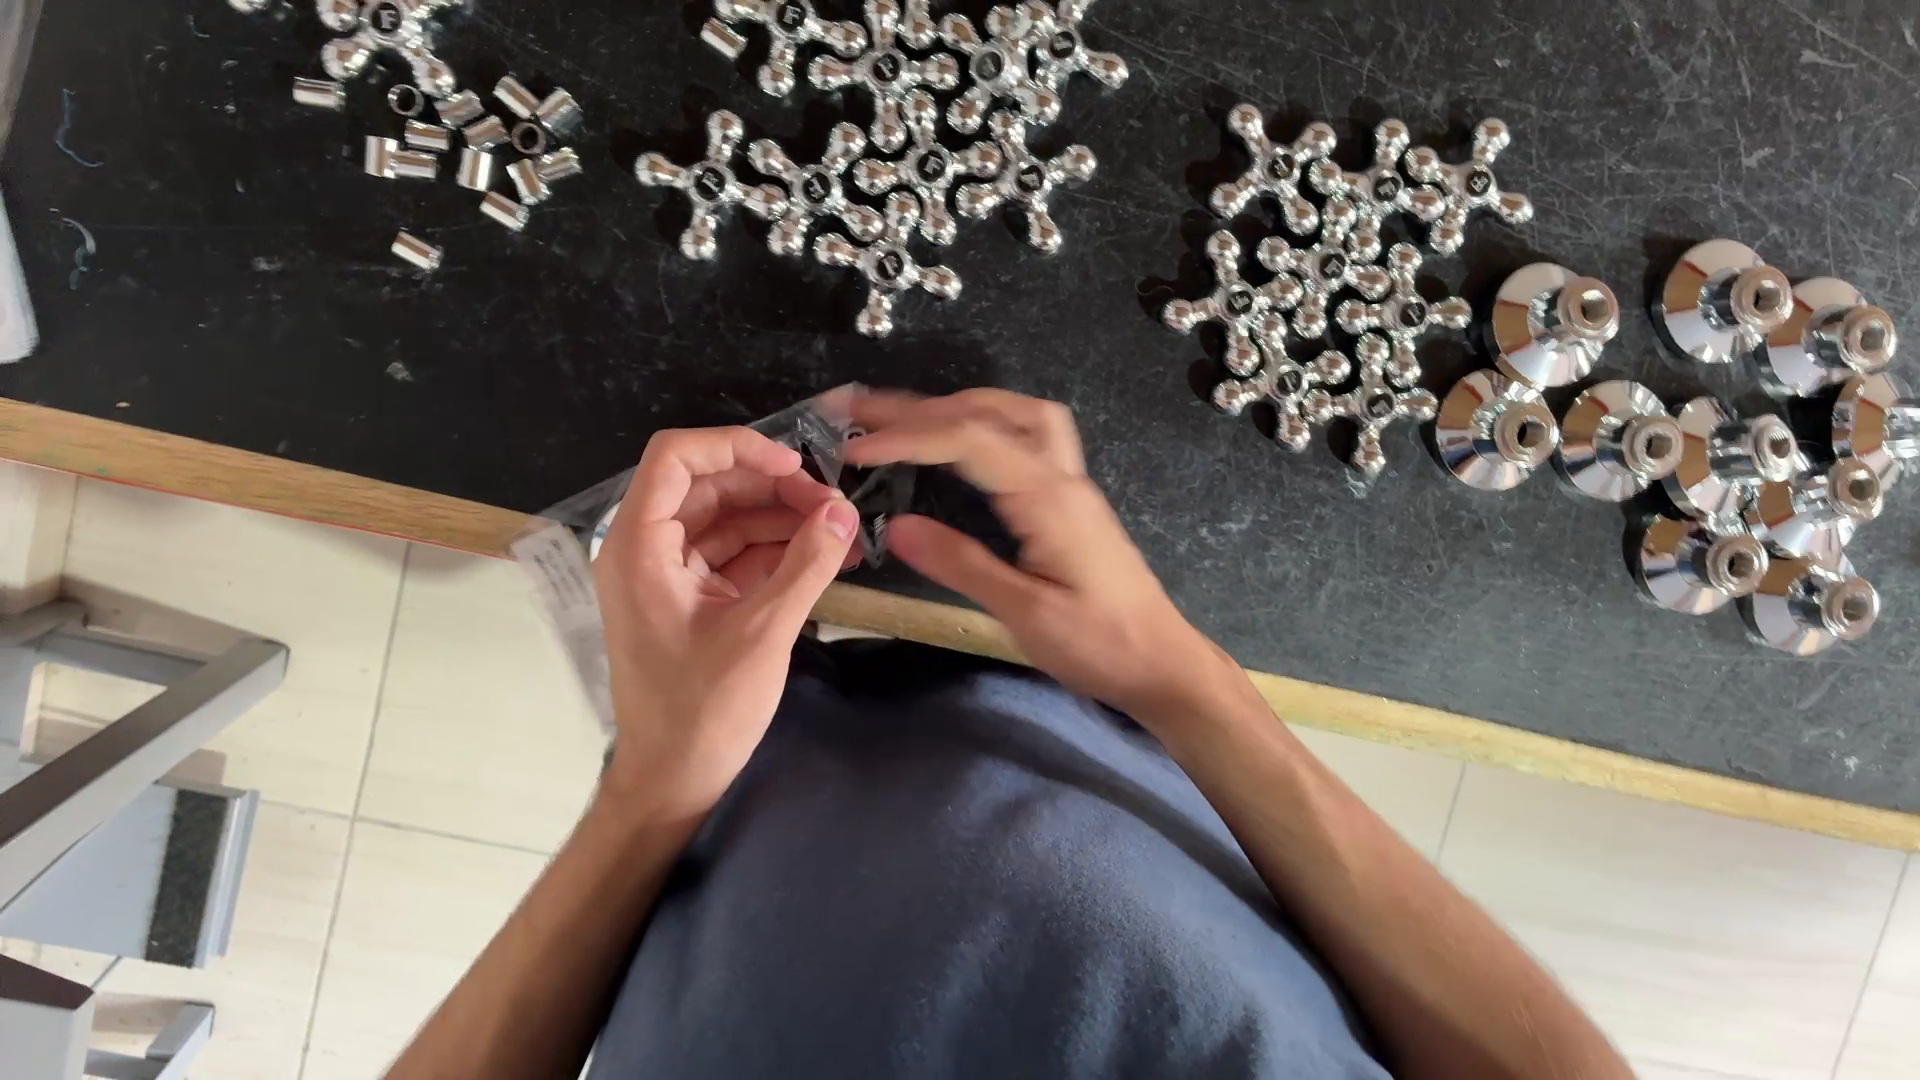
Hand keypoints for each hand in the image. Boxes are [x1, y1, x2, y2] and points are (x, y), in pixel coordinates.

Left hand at [594, 426, 858, 818]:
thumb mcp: (762, 632)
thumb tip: (844, 513)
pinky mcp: (695, 598)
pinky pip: (738, 555)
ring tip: (842, 531)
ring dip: (785, 520)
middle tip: (834, 507)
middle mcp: (648, 549)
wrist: (673, 781)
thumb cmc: (703, 711)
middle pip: (711, 486)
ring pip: (730, 519)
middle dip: (775, 489)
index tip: (795, 467)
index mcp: (640, 547)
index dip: (737, 446)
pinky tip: (826, 555)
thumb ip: (806, 565)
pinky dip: (779, 552)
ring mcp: (671, 574)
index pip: (676, 458)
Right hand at [843, 389, 1233, 724]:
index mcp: (1047, 497)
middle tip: (863, 408)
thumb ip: (961, 564)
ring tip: (907, 416)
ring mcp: (1071, 484)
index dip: (908, 436)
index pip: (969, 440)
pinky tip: (962, 444)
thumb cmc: (1098, 644)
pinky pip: (1027, 437)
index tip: (857, 448)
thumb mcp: (1024, 611)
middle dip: (922, 405)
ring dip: (959, 404)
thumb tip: (897, 526)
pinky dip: (984, 425)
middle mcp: (1061, 476)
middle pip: (991, 412)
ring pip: (1017, 414)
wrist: (1161, 661)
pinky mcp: (1071, 500)